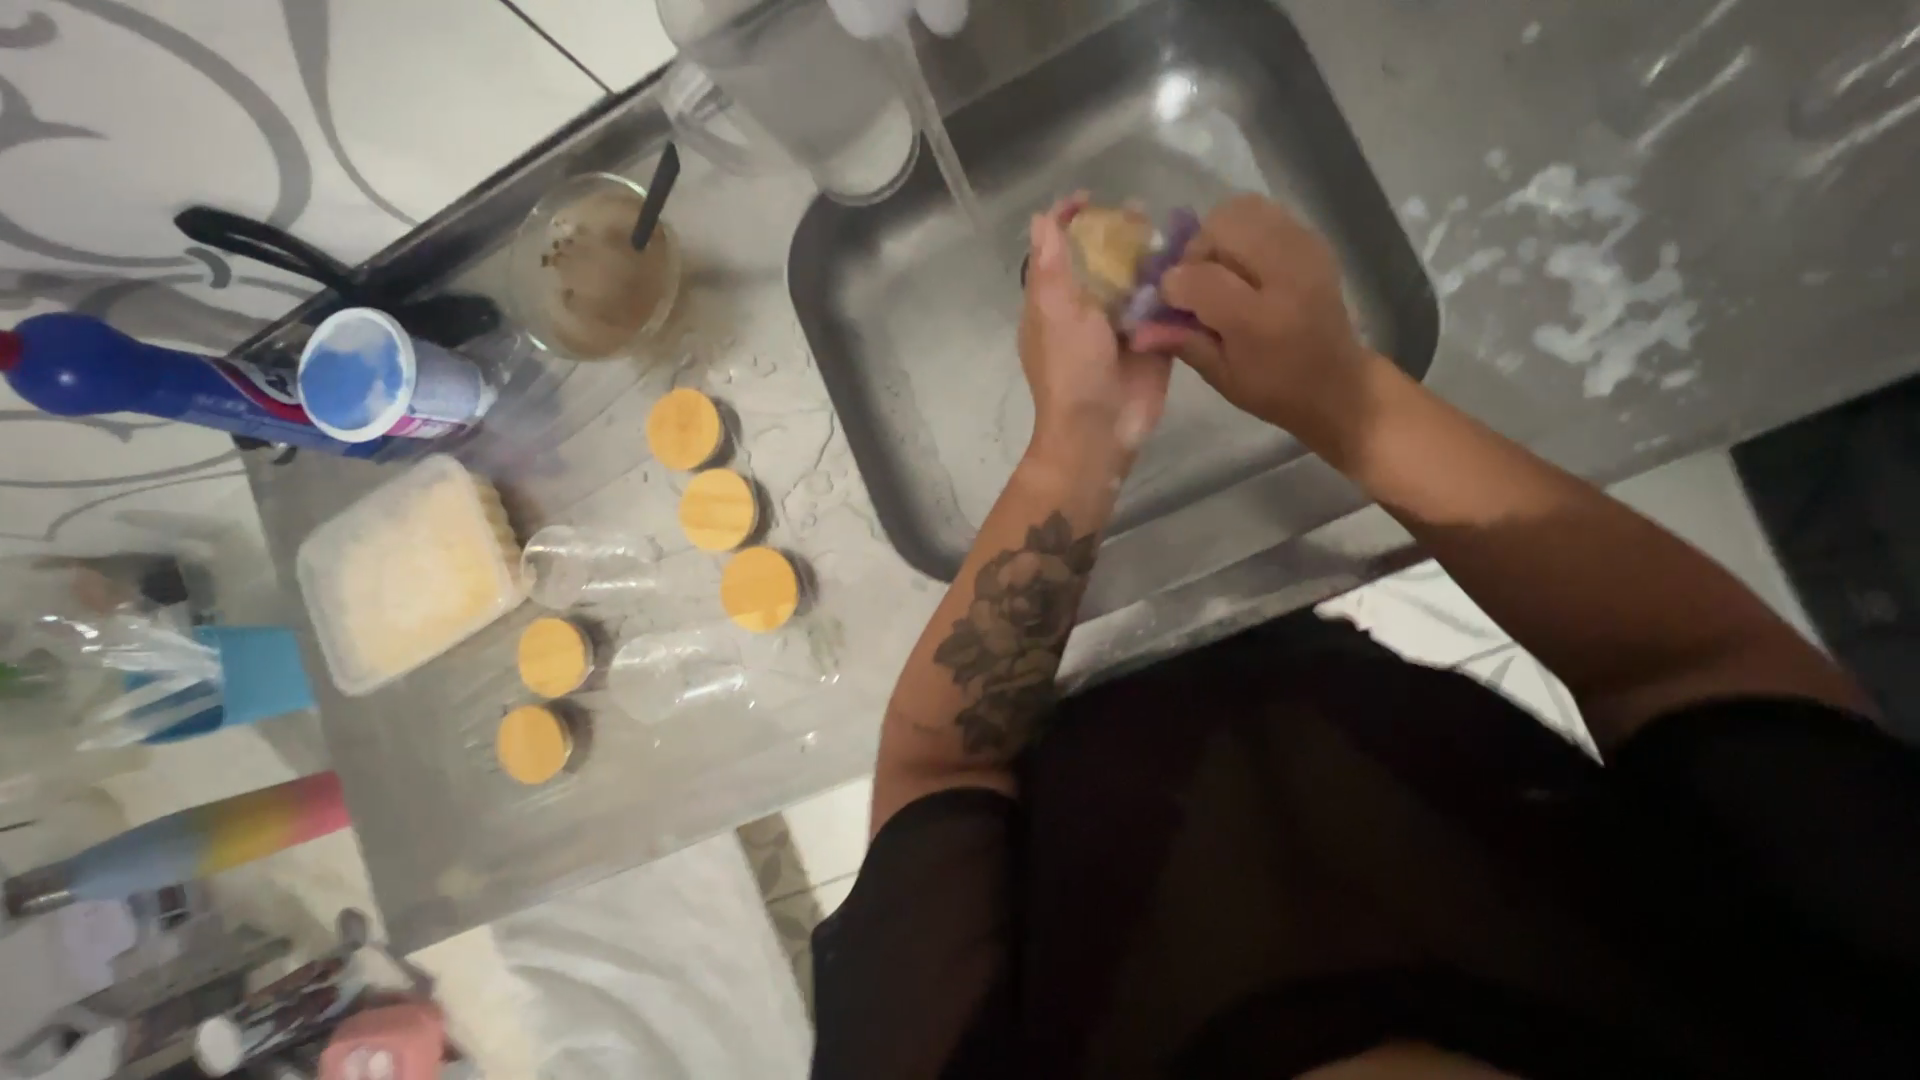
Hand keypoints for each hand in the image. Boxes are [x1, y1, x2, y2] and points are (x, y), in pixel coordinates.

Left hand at [1019, 194, 1172, 468]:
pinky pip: (1166, 307)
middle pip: (1103, 259)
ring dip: (1152, 256)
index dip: (1069, 220)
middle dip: (1119, 233)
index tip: (1090, 197)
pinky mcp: (1155, 343)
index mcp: (1054, 303)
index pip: (1059, 251)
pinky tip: (1194, 263)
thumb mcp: (1053, 312)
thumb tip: (1041, 219)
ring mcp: (1122, 327)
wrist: (1100, 431)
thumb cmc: (1070, 371)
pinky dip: (1177, 287)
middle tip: (1143, 212)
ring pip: (1137, 280)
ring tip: (1173, 232)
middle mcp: (1087, 310)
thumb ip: (1049, 266)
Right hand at [1130, 195, 1372, 437]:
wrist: (1336, 381)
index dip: (1173, 285)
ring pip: (1243, 209)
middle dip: (1198, 250)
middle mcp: (1286, 275)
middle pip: (1222, 226)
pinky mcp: (1312, 240)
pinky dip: (1243, 232)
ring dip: (1220, 235)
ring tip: (1220, 268)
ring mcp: (1304, 250)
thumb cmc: (1273, 388)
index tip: (1168, 300)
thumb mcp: (1220, 375)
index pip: (1200, 278)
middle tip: (1198, 280)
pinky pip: (1265, 214)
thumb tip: (1140, 323)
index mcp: (1259, 320)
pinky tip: (1243, 264)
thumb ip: (1180, 340)